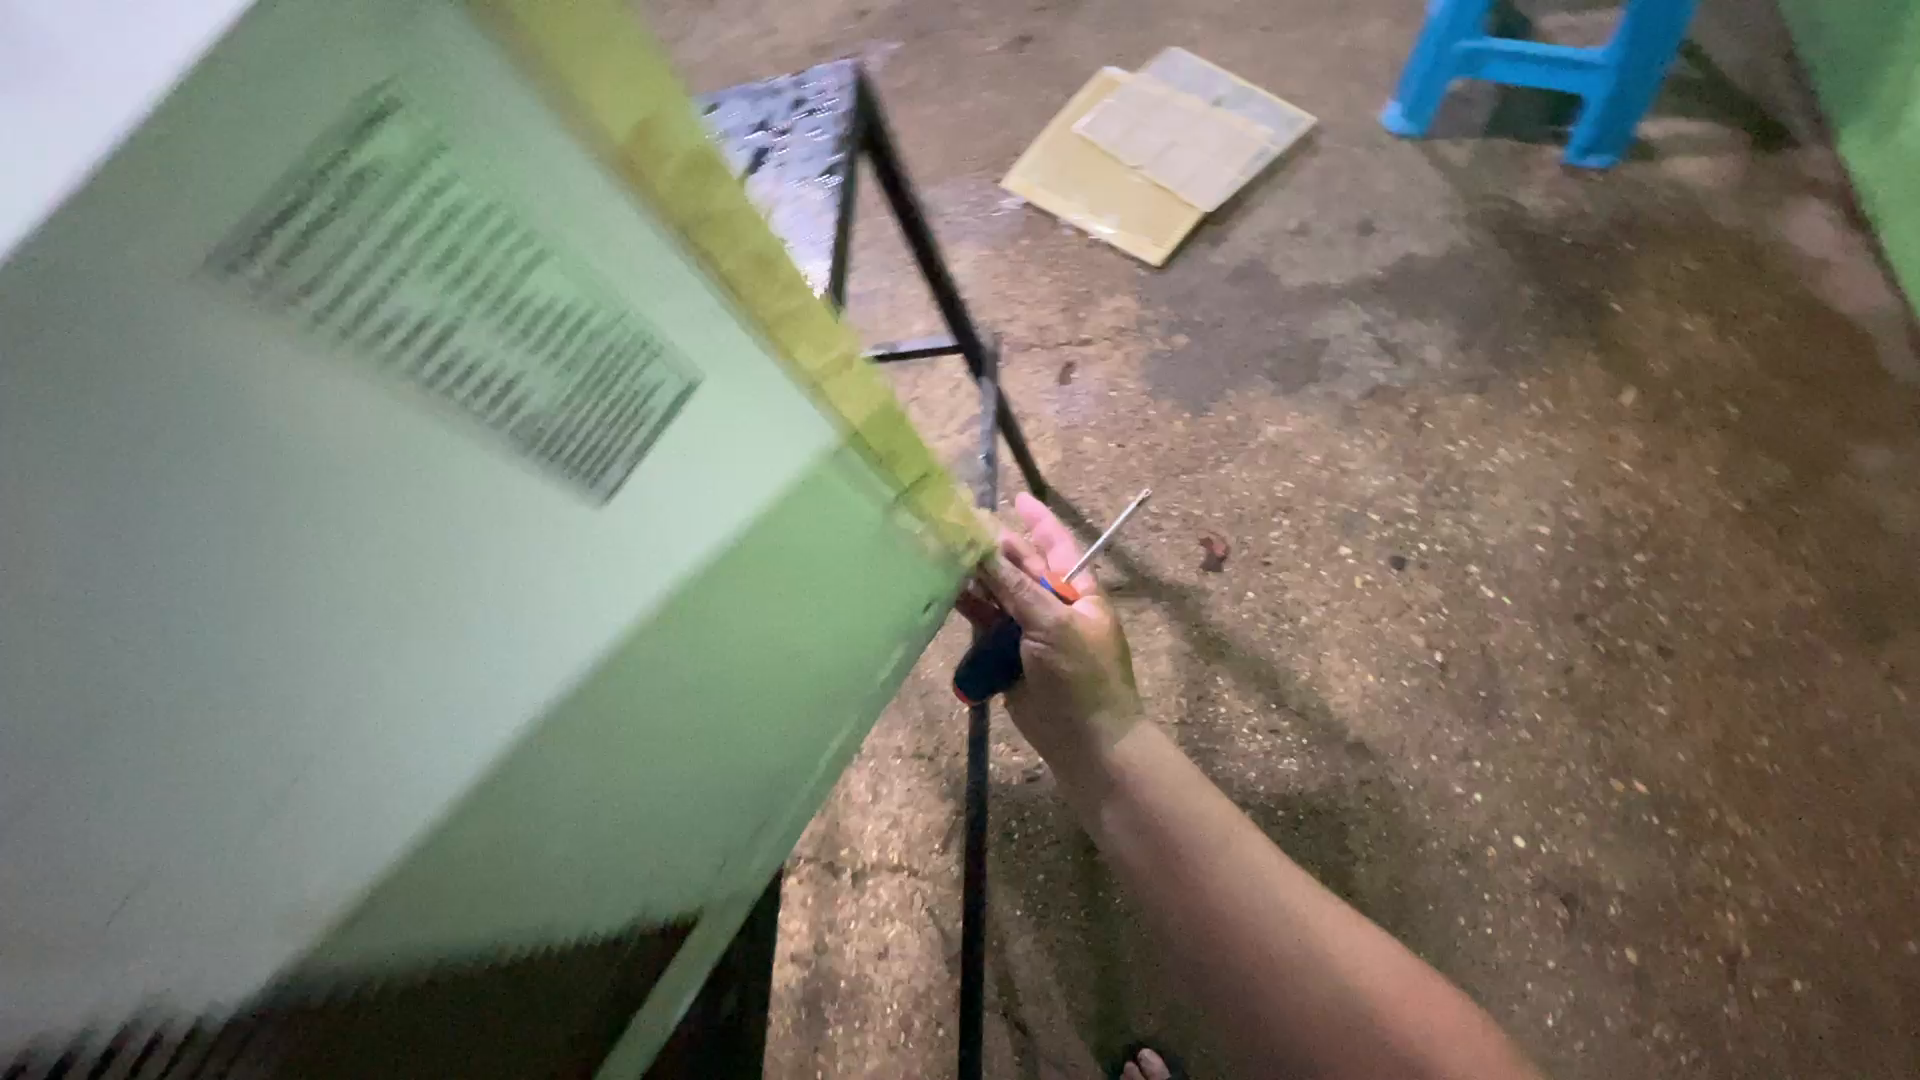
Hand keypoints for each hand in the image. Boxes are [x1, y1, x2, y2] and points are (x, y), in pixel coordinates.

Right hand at [974, 493, 1142, 755]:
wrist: (1085, 740)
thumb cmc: (1082, 676)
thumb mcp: (1053, 625)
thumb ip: (1018, 588)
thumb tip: (989, 548)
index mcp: (1078, 590)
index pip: (1057, 545)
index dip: (1038, 521)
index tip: (1017, 497)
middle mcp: (1053, 604)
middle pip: (1020, 567)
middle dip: (995, 548)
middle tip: (960, 526)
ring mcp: (1030, 630)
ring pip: (999, 595)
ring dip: (977, 578)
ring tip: (946, 555)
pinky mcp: (1008, 654)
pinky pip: (987, 624)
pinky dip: (970, 610)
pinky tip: (948, 594)